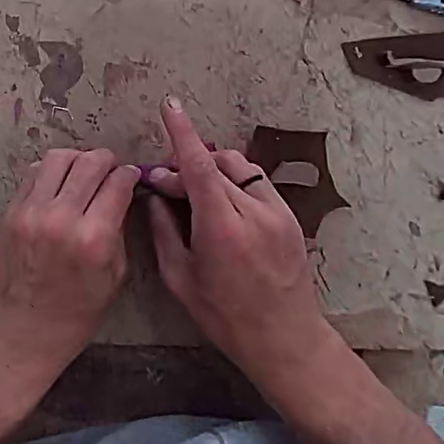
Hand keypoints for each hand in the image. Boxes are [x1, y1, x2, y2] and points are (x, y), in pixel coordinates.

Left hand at [0, 148, 139, 378]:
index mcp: (93, 239)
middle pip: (91, 162)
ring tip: (84, 174)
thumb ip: (120, 227)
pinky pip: (35, 172)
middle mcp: (61, 220)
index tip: (131, 177)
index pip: (119, 182)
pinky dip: (53, 171)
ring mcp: (32, 214)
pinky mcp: (12, 213)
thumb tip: (124, 191)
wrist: (23, 334)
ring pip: (60, 157)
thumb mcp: (116, 274)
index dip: (130, 175)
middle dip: (108, 161)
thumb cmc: (75, 312)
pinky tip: (61, 185)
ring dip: (78, 160)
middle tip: (110, 172)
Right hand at [142, 98, 334, 386]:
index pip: (199, 166)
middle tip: (165, 184)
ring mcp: (277, 210)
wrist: (286, 338)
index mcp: (222, 229)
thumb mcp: (182, 280)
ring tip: (195, 192)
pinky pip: (256, 181)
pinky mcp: (289, 214)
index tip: (171, 105)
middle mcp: (253, 212)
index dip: (182, 132)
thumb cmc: (226, 318)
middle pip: (214, 165)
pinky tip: (223, 201)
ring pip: (238, 167)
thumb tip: (153, 195)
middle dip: (185, 166)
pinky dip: (235, 180)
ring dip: (213, 169)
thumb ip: (164, 230)